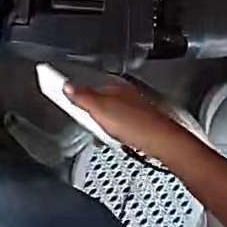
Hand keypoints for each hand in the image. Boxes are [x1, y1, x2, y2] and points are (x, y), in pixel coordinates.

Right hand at [65, 83, 200, 164]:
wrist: (160, 142)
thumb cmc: (135, 124)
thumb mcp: (100, 109)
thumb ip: (83, 97)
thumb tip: (68, 86)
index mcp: (116, 87)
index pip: (90, 84)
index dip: (77, 93)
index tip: (66, 95)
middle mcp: (127, 95)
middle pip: (101, 99)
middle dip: (91, 110)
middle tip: (84, 119)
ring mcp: (134, 109)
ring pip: (112, 113)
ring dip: (104, 123)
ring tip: (101, 132)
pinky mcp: (140, 124)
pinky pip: (121, 125)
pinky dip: (115, 132)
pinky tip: (116, 138)